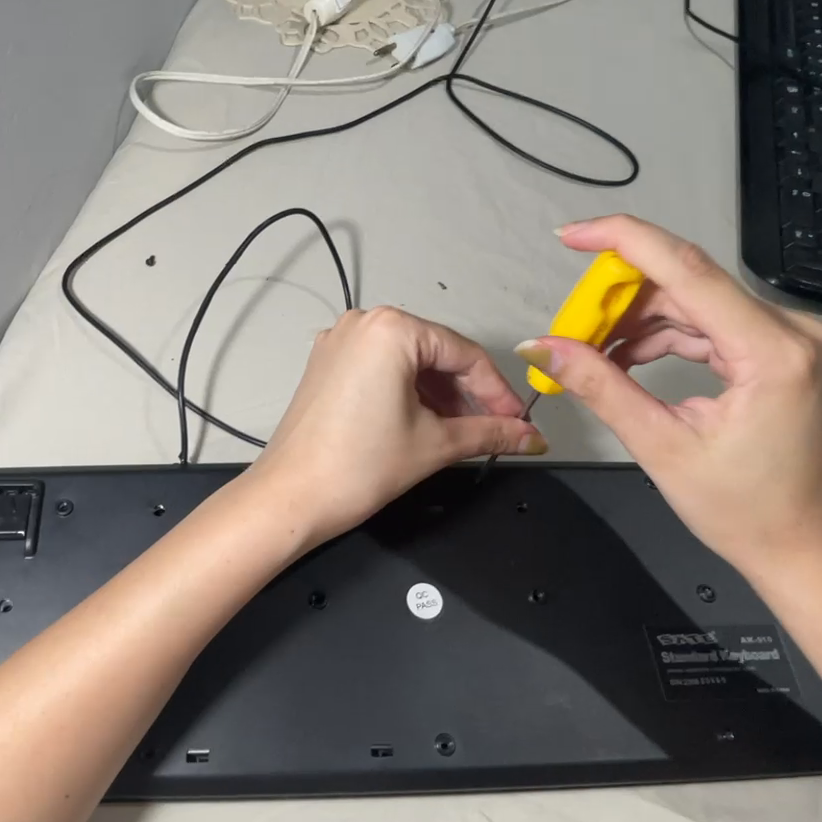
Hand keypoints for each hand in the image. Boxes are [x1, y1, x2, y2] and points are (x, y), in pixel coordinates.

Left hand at [247, 307, 544, 545]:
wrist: (291, 498)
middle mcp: (362, 324)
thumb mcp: (436, 444)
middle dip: (469, 394)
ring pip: (408, 362)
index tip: (519, 421)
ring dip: (440, 394)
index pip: (464, 354)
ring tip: (464, 432)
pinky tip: (428, 421)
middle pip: (436, 354)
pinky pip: (381, 369)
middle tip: (497, 429)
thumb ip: (489, 433)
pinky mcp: (326, 365)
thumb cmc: (357, 467)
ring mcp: (338, 343)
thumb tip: (530, 436)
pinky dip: (408, 392)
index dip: (498, 392)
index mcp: (391, 330)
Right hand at [516, 215, 821, 581]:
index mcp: (770, 350)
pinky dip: (661, 338)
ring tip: (591, 354)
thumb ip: (599, 386)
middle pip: (685, 284)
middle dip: (618, 298)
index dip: (623, 241)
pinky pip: (706, 325)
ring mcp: (785, 339)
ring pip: (691, 303)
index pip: (687, 269)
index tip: (571, 236)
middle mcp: (787, 331)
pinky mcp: (775, 352)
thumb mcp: (659, 445)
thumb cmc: (742, 510)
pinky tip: (625, 360)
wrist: (804, 547)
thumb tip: (541, 347)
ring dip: (635, 322)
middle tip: (569, 326)